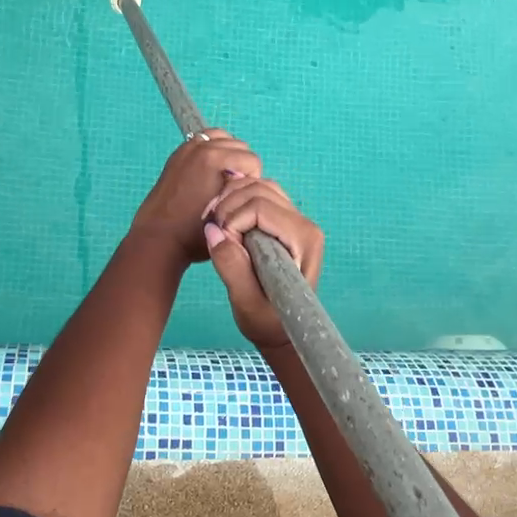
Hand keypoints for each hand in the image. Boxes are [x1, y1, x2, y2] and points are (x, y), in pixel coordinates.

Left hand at [128, 129, 261, 265]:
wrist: (158, 238)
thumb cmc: (195, 233)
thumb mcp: (228, 214)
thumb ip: (243, 191)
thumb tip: (246, 181)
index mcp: (213, 158)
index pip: (252, 159)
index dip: (253, 179)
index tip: (242, 196)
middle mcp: (199, 146)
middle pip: (238, 145)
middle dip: (241, 165)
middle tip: (233, 188)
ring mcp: (185, 148)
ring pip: (220, 139)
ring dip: (228, 155)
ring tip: (223, 179)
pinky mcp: (177, 155)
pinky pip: (203, 142)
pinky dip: (212, 152)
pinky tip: (210, 175)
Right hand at [202, 176, 323, 349]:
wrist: (279, 331)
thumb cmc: (266, 321)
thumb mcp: (245, 301)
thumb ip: (232, 266)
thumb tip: (213, 230)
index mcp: (303, 240)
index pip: (260, 207)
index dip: (233, 219)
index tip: (222, 244)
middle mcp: (304, 224)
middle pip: (258, 189)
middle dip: (228, 207)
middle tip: (213, 232)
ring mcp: (295, 219)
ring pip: (258, 185)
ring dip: (230, 199)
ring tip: (215, 223)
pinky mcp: (283, 220)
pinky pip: (257, 193)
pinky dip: (235, 198)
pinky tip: (222, 218)